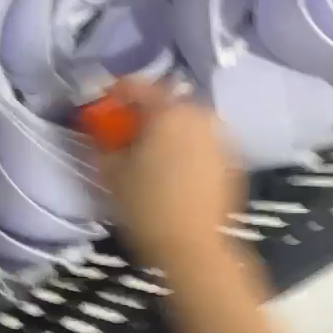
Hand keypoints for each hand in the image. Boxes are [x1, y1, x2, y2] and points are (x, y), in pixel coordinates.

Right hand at [97, 80, 242, 273]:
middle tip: (127, 126)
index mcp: (168, 113)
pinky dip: (185, 144)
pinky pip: (202, 141)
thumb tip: (100, 129)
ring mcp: (220, 138)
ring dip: (168, 126)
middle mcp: (200, 117)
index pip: (140, 86)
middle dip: (147, 109)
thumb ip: (104, 141)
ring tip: (149, 146)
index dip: (117, 89)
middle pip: (170, 100)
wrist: (192, 245)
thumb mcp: (111, 171)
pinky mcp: (232, 161)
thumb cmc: (144, 205)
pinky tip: (171, 166)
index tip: (102, 98)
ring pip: (189, 121)